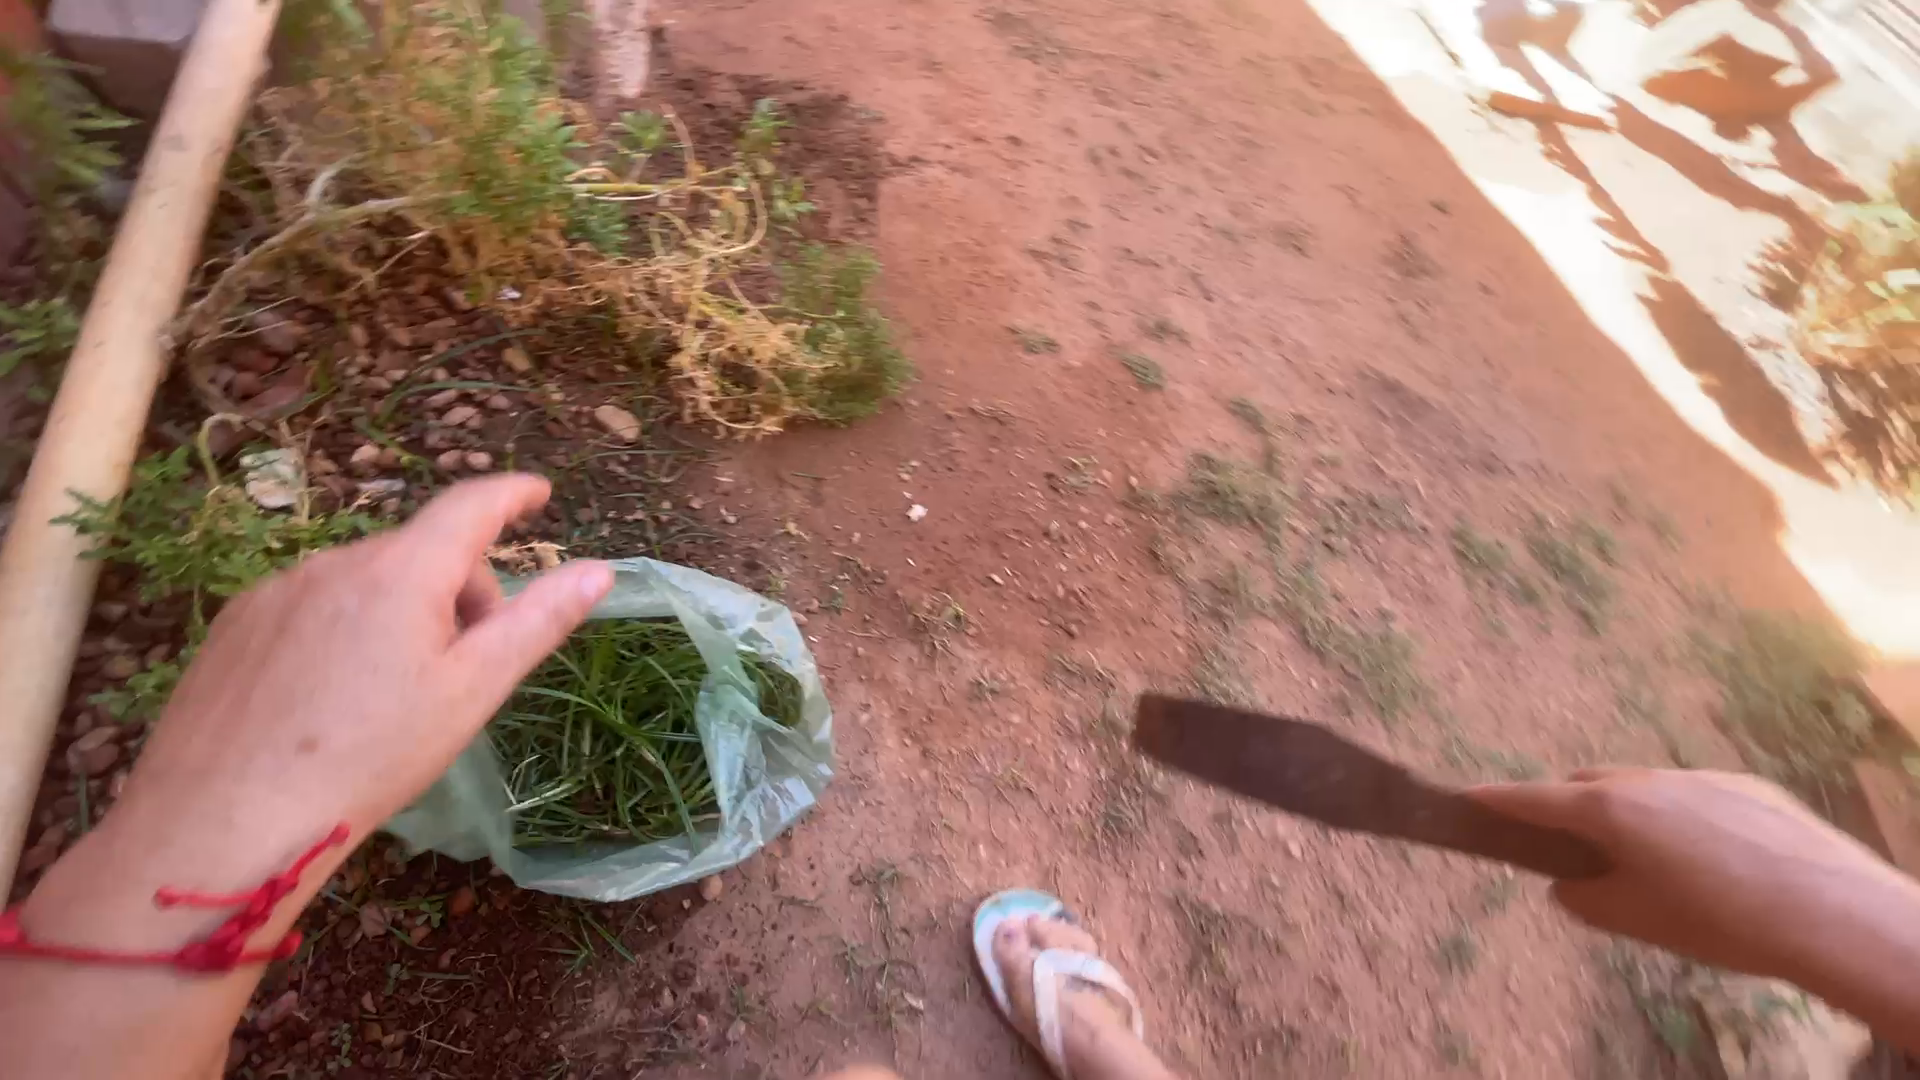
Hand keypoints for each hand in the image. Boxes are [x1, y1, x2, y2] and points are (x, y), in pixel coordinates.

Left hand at [23, 474, 612, 948]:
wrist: (219, 827)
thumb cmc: (373, 753)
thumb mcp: (477, 686)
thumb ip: (541, 619)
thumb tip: (600, 570)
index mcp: (401, 573)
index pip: (469, 506)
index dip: (512, 493)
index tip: (539, 492)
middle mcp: (335, 563)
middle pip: (427, 553)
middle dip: (465, 592)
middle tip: (468, 665)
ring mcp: (278, 590)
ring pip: (375, 578)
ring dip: (411, 609)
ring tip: (400, 689)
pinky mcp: (238, 623)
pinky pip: (323, 600)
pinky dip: (356, 623)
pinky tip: (340, 693)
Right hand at [1472, 767, 1914, 983]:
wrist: (1848, 923)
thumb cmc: (1720, 922)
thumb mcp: (1633, 920)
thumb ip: (1581, 897)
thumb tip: (1567, 884)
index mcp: (1606, 809)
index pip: (1531, 798)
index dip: (1495, 798)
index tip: (1468, 796)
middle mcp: (1643, 780)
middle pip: (1586, 783)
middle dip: (1573, 806)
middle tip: (1587, 848)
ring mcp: (1699, 778)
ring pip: (1643, 786)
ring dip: (1634, 811)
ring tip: (1667, 861)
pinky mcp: (1751, 787)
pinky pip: (1696, 793)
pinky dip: (1688, 816)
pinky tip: (1727, 860)